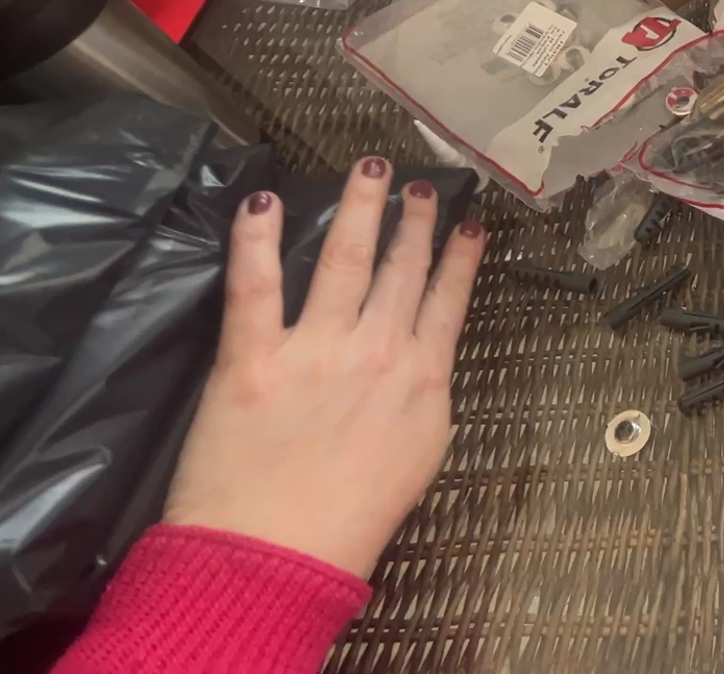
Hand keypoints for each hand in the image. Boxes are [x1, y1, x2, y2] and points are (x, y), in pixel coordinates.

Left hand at [164, 157, 485, 577]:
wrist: (282, 552)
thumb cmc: (363, 506)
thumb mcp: (427, 443)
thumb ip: (429, 391)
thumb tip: (425, 360)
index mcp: (425, 370)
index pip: (450, 295)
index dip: (462, 254)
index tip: (469, 222)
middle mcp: (380, 346)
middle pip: (403, 268)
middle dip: (415, 220)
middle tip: (420, 183)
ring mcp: (319, 348)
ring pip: (345, 262)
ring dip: (361, 211)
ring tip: (372, 171)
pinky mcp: (254, 360)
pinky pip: (258, 290)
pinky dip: (257, 244)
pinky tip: (263, 204)